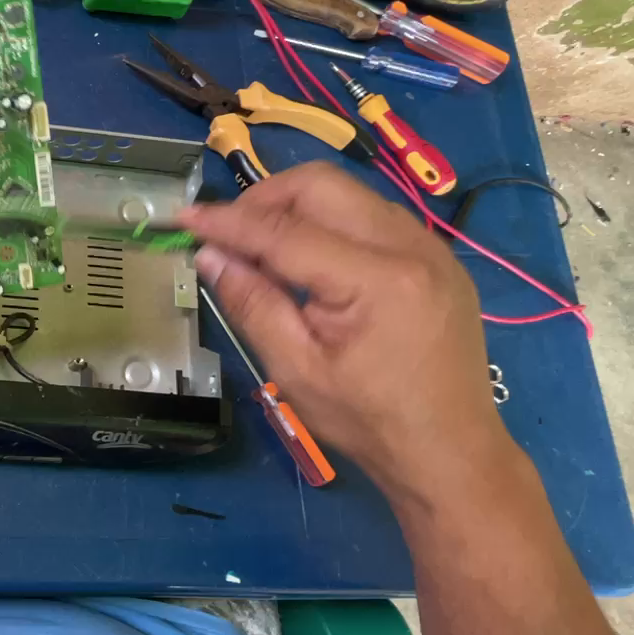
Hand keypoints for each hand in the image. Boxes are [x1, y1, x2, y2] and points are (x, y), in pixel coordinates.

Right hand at [179, 163, 515, 506]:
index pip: (285, 232)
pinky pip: (368, 214)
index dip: (228, 222)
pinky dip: (325, 222)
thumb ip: (252, 303)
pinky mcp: (435, 255)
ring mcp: (431, 246)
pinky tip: (304, 260)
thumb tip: (210, 255)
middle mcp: (411, 246)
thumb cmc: (366, 419)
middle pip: (321, 185)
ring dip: (293, 208)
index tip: (184, 218)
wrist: (449, 449)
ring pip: (346, 193)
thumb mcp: (295, 369)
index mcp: (378, 280)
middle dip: (262, 200)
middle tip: (226, 235)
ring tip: (258, 249)